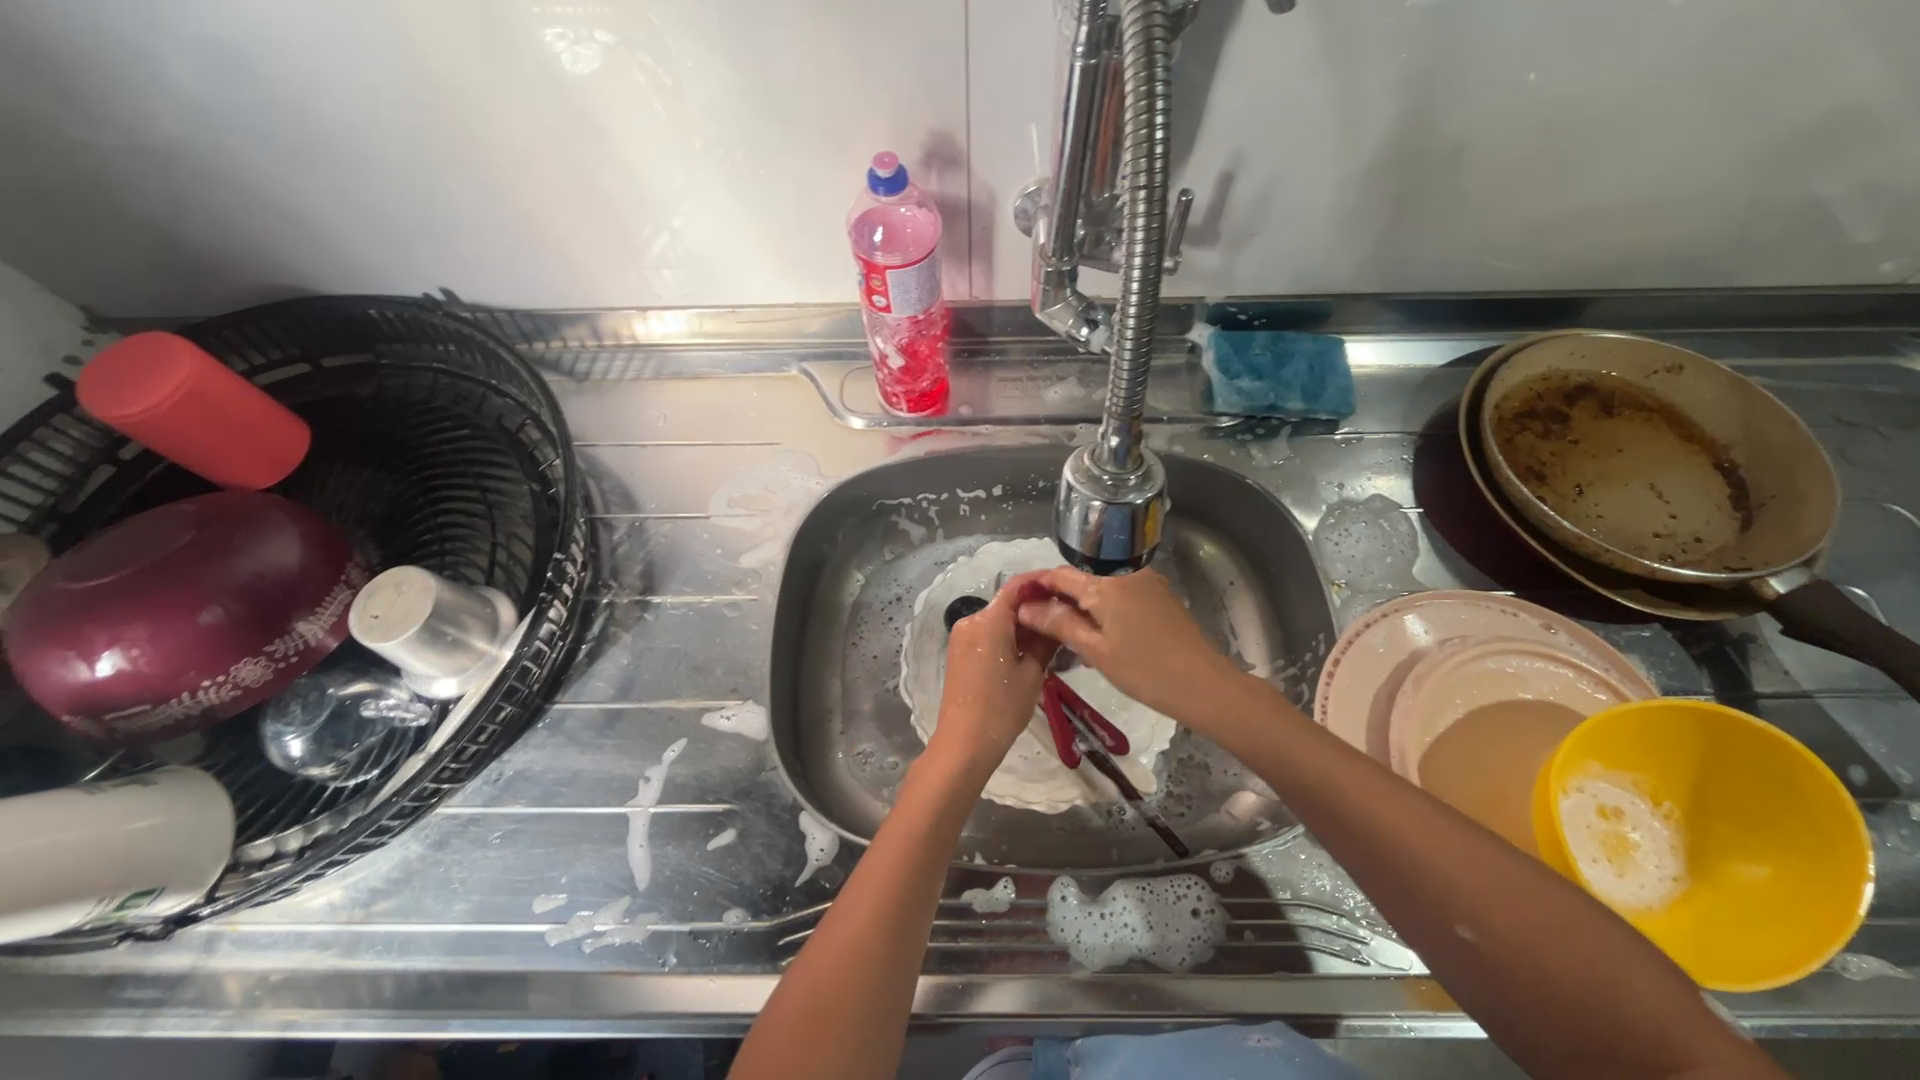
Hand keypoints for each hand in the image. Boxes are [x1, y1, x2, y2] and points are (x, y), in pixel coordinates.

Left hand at [932, 579, 1059, 773]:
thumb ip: (1045, 640)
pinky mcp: (959, 653)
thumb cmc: (1002, 707)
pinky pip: (987, 636)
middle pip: (1007, 605)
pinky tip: (1025, 655)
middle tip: (1063, 623)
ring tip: (1049, 643)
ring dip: (1021, 627)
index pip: (1016, 587)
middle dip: (1034, 610)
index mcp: (988, 620)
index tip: (1062, 588)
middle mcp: (971, 621)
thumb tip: (1056, 618)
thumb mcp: (1032, 673)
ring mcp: (961, 637)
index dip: (1040, 583)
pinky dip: (1006, 639)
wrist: (964, 742)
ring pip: (997, 621)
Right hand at [1010, 566, 1242, 723]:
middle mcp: (1124, 572)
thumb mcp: (1094, 649)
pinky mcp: (1158, 595)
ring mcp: (1145, 582)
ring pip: (1100, 586)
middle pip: (1080, 577)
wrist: (1202, 684)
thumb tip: (1025, 607)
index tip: (1015, 604)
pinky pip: (1119, 593)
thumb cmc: (1144, 670)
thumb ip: (1058, 623)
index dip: (1034, 587)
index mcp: (1105, 582)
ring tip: (1062, 634)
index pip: (1058, 574)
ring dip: (1079, 604)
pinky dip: (1102, 608)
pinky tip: (1095, 634)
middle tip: (1036, 625)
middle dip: (1055, 597)